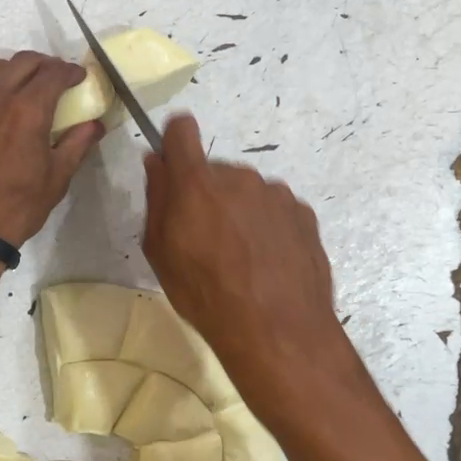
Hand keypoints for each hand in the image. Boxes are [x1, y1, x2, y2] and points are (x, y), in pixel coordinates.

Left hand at [0, 51, 103, 246]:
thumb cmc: (16, 207)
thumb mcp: (56, 178)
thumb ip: (77, 144)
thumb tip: (95, 125)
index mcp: (26, 110)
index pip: (52, 73)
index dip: (70, 71)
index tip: (79, 77)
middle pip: (22, 62)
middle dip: (44, 65)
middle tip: (57, 79)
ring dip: (16, 71)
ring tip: (29, 89)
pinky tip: (4, 109)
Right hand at [142, 114, 366, 420]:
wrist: (277, 329)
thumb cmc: (204, 294)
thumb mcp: (159, 253)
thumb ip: (156, 199)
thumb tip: (156, 163)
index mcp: (197, 183)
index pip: (181, 131)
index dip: (173, 141)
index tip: (171, 165)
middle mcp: (239, 177)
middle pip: (213, 170)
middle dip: (204, 193)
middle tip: (201, 238)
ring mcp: (276, 194)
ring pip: (245, 190)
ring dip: (236, 210)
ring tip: (238, 257)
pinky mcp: (303, 214)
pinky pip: (273, 209)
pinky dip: (265, 227)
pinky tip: (264, 263)